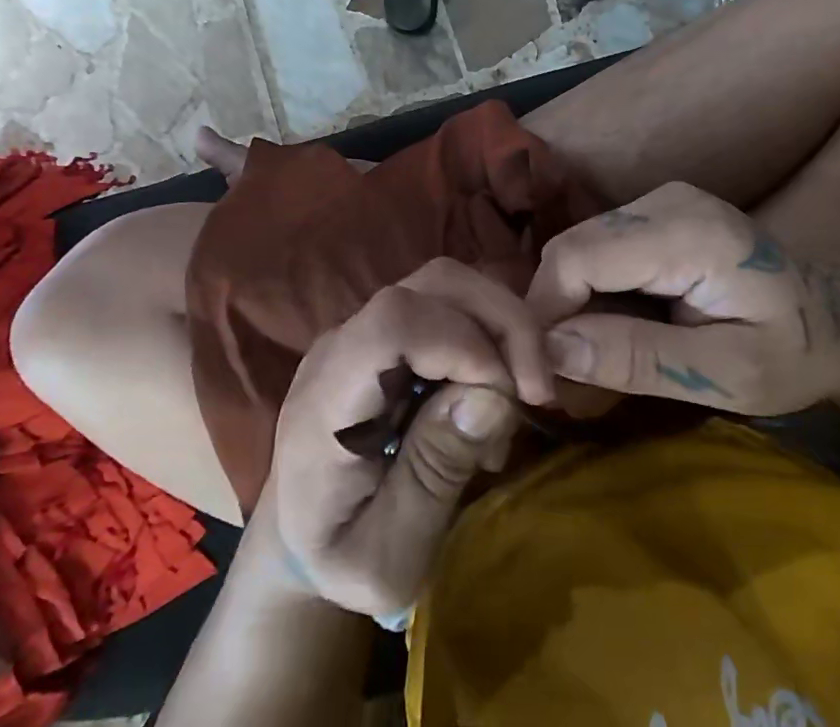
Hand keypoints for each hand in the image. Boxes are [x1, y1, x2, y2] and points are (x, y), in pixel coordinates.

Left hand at [269, 259, 543, 624]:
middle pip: (431, 284)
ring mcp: (361, 335)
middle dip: (502, 323)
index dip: (463, 342)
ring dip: (500, 330)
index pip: (393, 323)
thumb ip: (432, 474)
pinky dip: (487, 339)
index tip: (510, 398)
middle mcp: (340, 347)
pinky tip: (492, 399)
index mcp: (326, 400)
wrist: (301, 538)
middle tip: (539, 393)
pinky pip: (445, 310)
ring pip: (444, 286)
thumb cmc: (339, 555)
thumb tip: (490, 394)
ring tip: (517, 403)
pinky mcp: (382, 340)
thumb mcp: (389, 552)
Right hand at [527, 182, 839, 416]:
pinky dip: (584, 291)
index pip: (577, 258)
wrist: (834, 322)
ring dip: (566, 303)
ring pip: (573, 249)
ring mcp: (657, 201)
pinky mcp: (650, 213)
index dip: (545, 312)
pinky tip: (607, 325)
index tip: (543, 371)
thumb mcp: (727, 377)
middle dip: (552, 310)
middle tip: (559, 370)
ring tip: (585, 353)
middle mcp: (666, 201)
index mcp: (692, 234)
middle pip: (568, 249)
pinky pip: (591, 248)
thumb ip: (638, 359)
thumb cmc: (794, 356)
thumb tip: (550, 349)